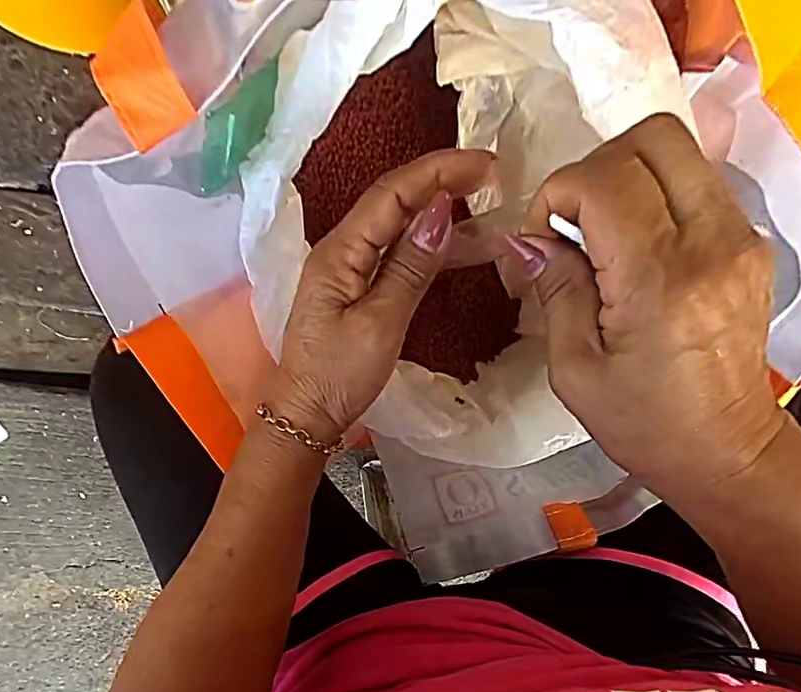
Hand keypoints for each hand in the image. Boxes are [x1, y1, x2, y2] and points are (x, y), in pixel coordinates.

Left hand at [268, 149, 497, 441]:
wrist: (308, 416)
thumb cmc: (339, 377)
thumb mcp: (380, 324)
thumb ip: (410, 268)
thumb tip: (440, 211)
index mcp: (339, 252)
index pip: (392, 194)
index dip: (440, 171)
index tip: (488, 165)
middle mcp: (339, 252)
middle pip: (393, 203)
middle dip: (442, 184)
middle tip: (492, 179)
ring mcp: (345, 273)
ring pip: (396, 230)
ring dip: (439, 218)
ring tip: (486, 215)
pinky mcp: (352, 293)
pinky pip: (392, 257)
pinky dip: (424, 249)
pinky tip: (453, 248)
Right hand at [507, 114, 784, 498]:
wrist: (724, 447)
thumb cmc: (642, 423)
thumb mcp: (574, 370)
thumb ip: (556, 291)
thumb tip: (531, 241)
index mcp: (659, 279)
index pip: (604, 179)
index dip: (556, 194)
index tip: (541, 239)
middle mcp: (710, 240)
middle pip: (651, 137)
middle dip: (593, 170)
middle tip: (569, 224)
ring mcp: (740, 235)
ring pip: (679, 150)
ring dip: (624, 179)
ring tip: (600, 239)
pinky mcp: (750, 242)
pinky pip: (696, 183)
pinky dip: (653, 198)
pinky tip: (632, 250)